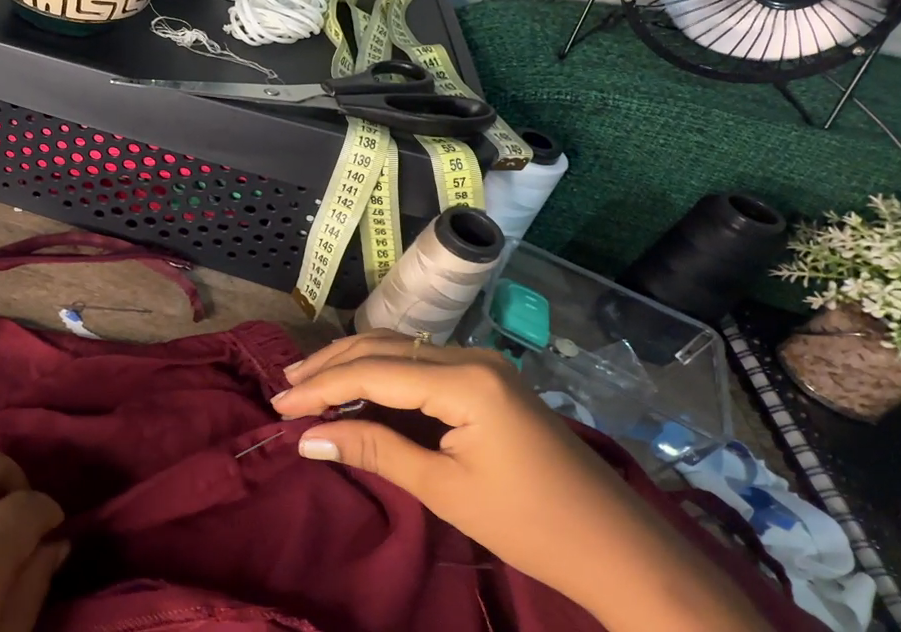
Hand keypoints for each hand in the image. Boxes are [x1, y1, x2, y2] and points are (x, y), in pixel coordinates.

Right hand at [273, 331, 770, 631]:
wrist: (622, 552)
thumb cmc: (531, 526)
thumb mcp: (444, 489)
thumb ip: (373, 450)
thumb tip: (306, 437)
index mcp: (465, 380)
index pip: (372, 371)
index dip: (320, 386)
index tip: (277, 404)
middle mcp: (471, 357)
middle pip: (381, 348)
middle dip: (329, 367)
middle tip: (283, 388)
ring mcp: (482, 365)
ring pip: (399, 350)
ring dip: (351, 365)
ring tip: (306, 383)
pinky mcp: (487, 381)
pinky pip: (421, 365)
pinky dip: (381, 375)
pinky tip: (356, 390)